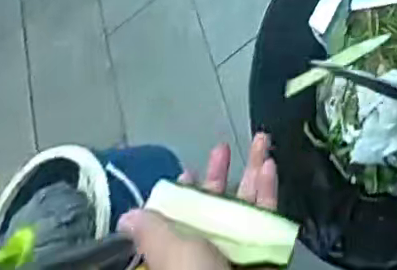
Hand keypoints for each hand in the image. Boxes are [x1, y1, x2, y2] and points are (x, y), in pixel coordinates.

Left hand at [117, 134, 280, 269]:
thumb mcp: (170, 256)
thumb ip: (152, 232)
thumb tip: (127, 217)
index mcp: (181, 257)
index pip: (181, 222)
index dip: (185, 194)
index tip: (190, 169)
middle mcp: (209, 255)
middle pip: (215, 208)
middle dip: (221, 174)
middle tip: (224, 147)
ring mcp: (238, 257)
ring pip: (246, 207)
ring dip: (254, 170)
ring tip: (261, 139)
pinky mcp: (265, 257)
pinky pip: (267, 221)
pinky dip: (269, 193)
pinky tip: (270, 167)